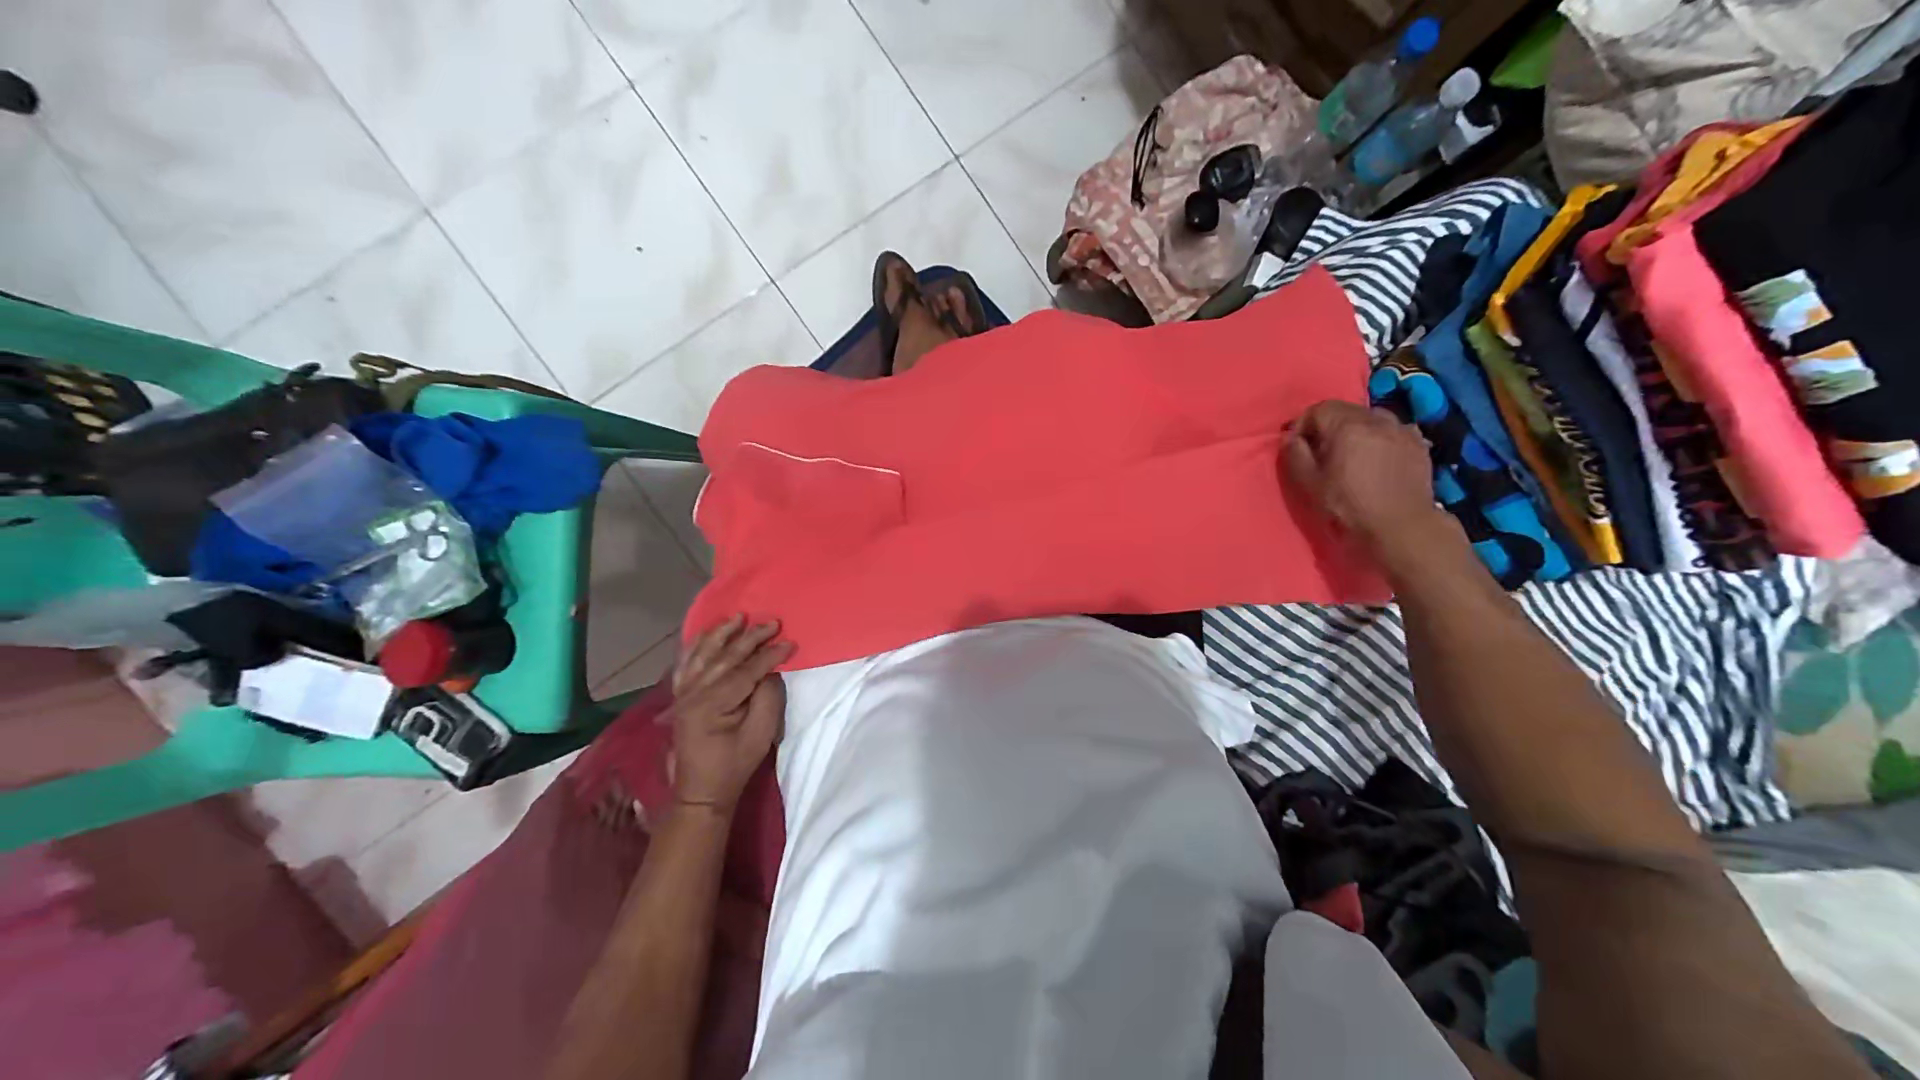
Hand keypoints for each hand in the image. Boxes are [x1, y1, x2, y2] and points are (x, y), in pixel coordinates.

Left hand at [667, 615, 792, 813]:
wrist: (701, 790)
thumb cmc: (734, 765)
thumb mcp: (760, 735)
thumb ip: (767, 698)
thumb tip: (770, 671)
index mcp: (711, 704)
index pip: (746, 670)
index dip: (770, 655)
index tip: (790, 643)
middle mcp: (693, 693)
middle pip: (725, 657)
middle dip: (750, 638)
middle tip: (772, 622)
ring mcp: (683, 694)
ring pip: (703, 655)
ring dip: (722, 634)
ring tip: (739, 617)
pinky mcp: (681, 697)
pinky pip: (687, 663)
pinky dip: (697, 645)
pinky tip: (706, 635)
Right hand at [1285, 400, 1449, 558]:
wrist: (1400, 526)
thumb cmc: (1348, 505)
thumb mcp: (1309, 483)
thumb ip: (1295, 455)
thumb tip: (1289, 437)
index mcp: (1346, 426)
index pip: (1319, 409)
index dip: (1304, 424)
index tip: (1299, 446)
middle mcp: (1376, 419)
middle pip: (1346, 410)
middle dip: (1330, 425)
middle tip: (1323, 452)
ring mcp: (1401, 429)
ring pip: (1371, 417)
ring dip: (1357, 429)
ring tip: (1353, 453)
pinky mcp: (1418, 444)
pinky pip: (1394, 430)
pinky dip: (1381, 437)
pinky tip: (1379, 456)